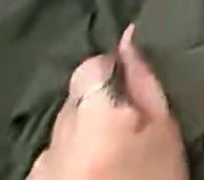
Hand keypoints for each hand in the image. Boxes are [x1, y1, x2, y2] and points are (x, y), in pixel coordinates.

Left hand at [27, 26, 186, 179]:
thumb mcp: (164, 129)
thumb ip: (144, 80)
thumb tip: (128, 37)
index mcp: (95, 115)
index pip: (89, 67)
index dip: (109, 73)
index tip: (129, 94)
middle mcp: (58, 139)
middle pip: (73, 101)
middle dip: (94, 107)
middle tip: (122, 132)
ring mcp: (39, 173)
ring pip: (59, 134)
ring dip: (78, 139)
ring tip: (105, 164)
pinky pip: (47, 166)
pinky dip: (65, 167)